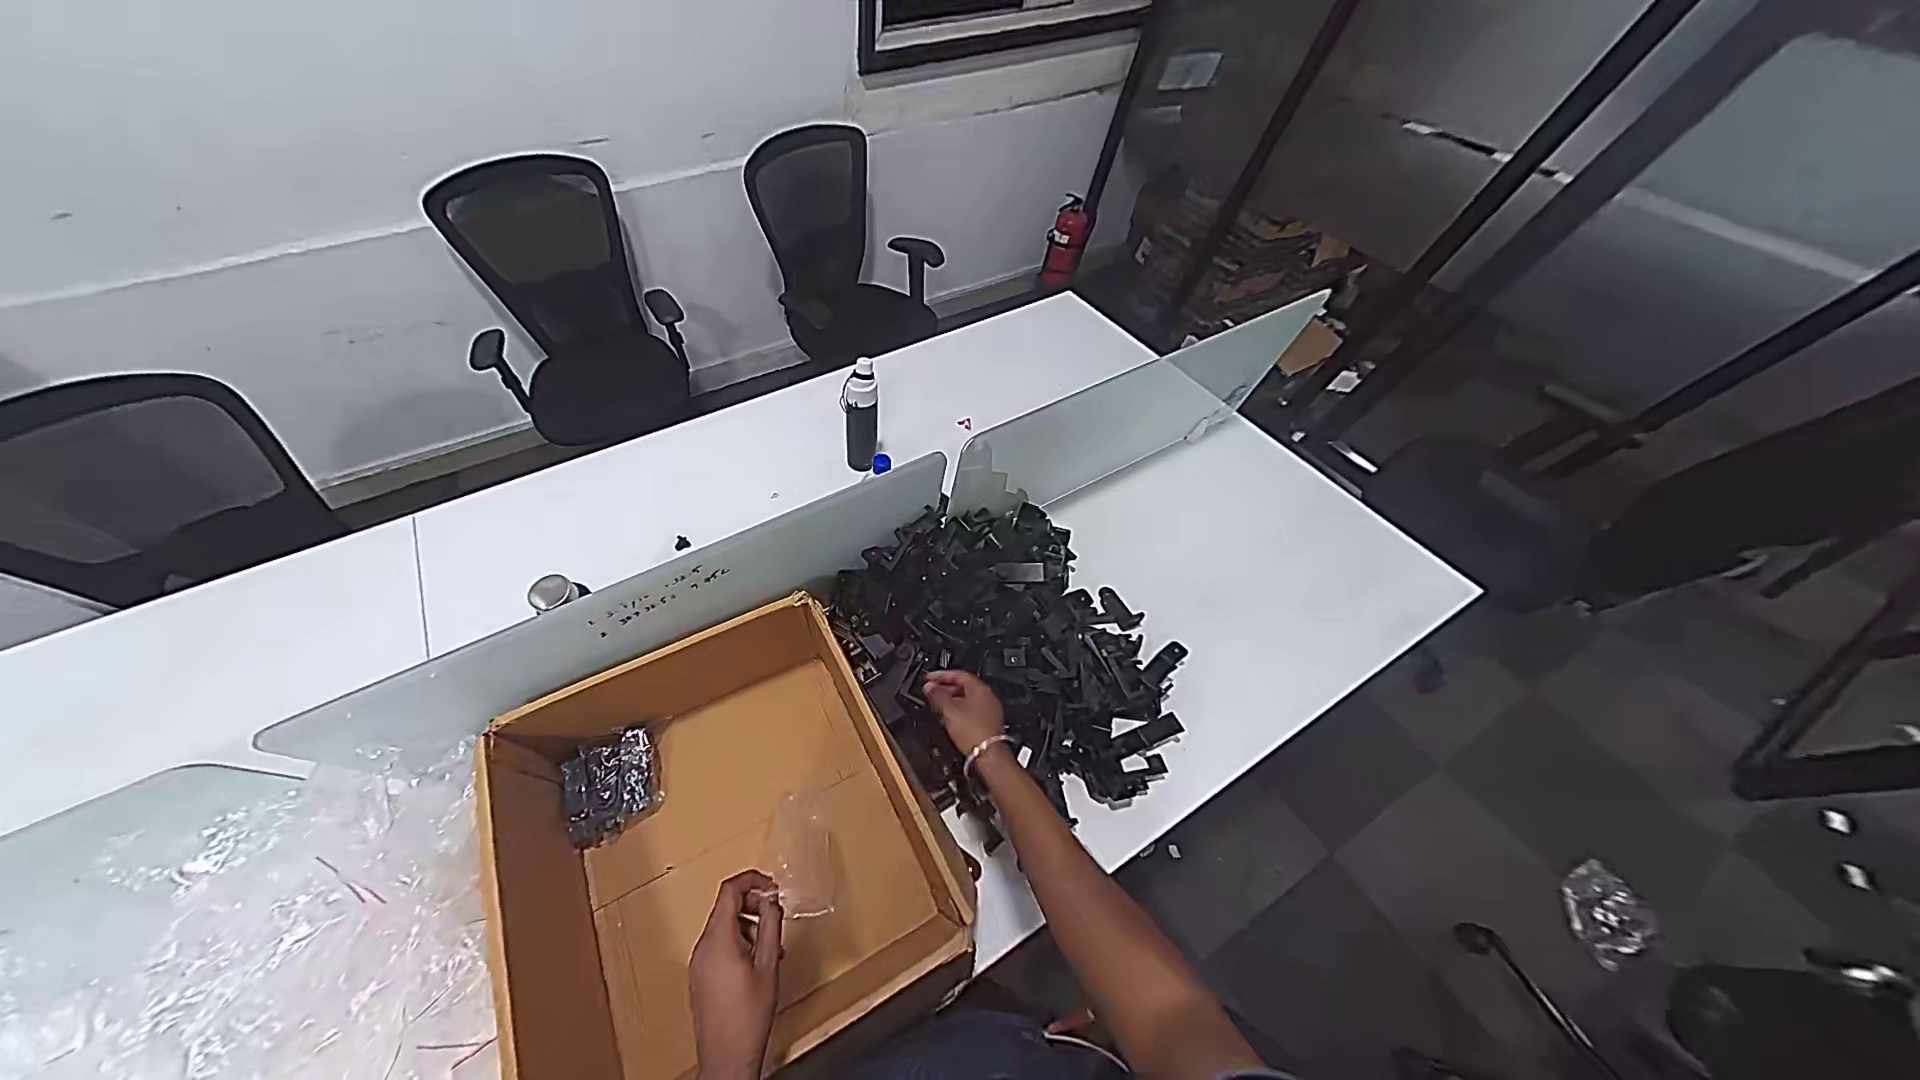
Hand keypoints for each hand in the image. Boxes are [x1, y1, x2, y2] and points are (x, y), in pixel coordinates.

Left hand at [690, 870, 783, 1079]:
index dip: (752, 880)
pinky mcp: (700, 976)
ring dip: (750, 924)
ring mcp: (698, 963)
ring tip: (771, 945)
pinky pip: (719, 944)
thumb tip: (772, 900)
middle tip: (776, 913)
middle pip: (726, 906)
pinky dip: (740, 940)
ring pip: (724, 925)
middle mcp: (703, 947)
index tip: (773, 887)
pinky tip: (758, 960)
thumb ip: (770, 925)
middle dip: (754, 903)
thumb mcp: (768, 963)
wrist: (727, 1060)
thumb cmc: (750, 1014)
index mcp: (718, 940)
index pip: (729, 890)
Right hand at [923, 670, 1004, 756]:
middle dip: (945, 687)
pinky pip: (971, 710)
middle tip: (931, 690)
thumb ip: (937, 696)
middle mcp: (988, 697)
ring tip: (938, 703)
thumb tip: (930, 687)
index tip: (930, 678)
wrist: (988, 755)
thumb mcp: (949, 710)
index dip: (941, 675)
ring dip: (951, 699)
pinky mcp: (988, 723)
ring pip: (967, 699)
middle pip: (964, 686)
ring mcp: (990, 710)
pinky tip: (950, 717)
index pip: (959, 675)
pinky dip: (959, 710)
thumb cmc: (974, 732)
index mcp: (980, 689)